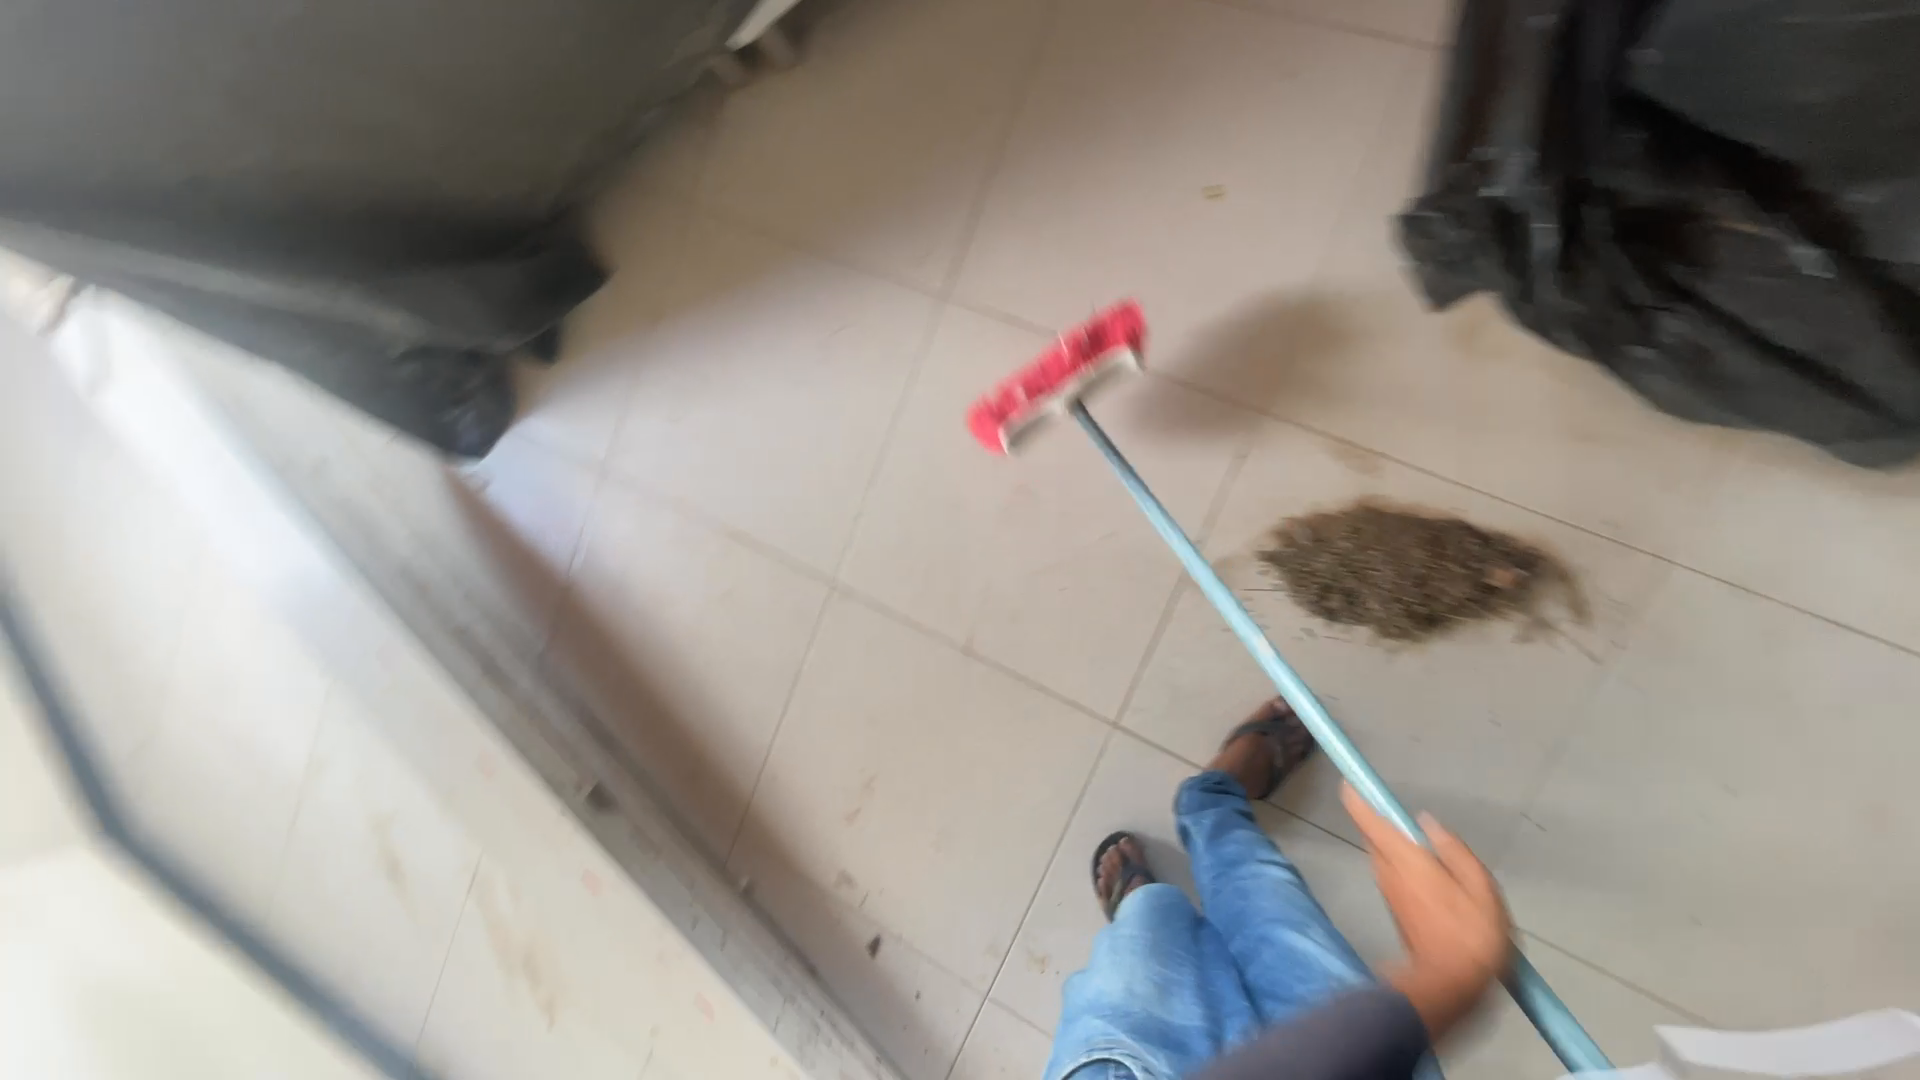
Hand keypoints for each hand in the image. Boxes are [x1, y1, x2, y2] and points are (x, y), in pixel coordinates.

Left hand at [1341, 784, 1512, 1041]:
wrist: (1448, 984)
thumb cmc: (1470, 933)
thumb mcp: (1480, 887)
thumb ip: (1454, 849)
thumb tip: (1426, 821)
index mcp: (1402, 857)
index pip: (1367, 818)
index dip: (1355, 796)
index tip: (1348, 778)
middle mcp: (1385, 867)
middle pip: (1374, 834)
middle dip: (1381, 819)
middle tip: (1402, 814)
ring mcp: (1386, 887)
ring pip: (1384, 853)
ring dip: (1396, 844)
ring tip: (1431, 850)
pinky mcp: (1393, 905)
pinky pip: (1394, 871)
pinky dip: (1404, 863)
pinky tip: (1433, 877)